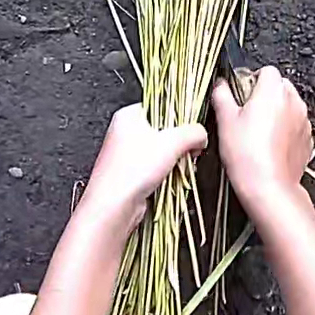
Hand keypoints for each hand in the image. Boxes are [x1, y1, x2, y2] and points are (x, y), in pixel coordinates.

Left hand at [79, 105, 207, 227]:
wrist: (112, 207)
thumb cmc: (133, 170)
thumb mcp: (172, 142)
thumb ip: (193, 132)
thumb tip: (202, 135)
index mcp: (129, 115)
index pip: (162, 106)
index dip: (181, 118)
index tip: (192, 130)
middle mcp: (126, 132)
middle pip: (165, 130)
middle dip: (181, 143)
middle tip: (188, 152)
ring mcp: (128, 155)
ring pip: (163, 151)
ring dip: (176, 161)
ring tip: (179, 168)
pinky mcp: (132, 174)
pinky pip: (157, 168)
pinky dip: (167, 173)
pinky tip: (171, 180)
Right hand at [211, 67, 311, 216]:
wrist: (269, 186)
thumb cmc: (246, 154)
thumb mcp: (225, 121)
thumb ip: (221, 95)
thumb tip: (220, 85)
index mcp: (273, 91)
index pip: (266, 70)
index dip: (252, 79)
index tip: (241, 94)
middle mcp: (293, 102)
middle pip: (280, 87)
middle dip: (265, 96)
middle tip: (247, 114)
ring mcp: (304, 121)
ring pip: (289, 107)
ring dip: (276, 113)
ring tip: (257, 134)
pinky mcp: (307, 140)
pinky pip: (295, 127)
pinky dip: (285, 131)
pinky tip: (269, 146)